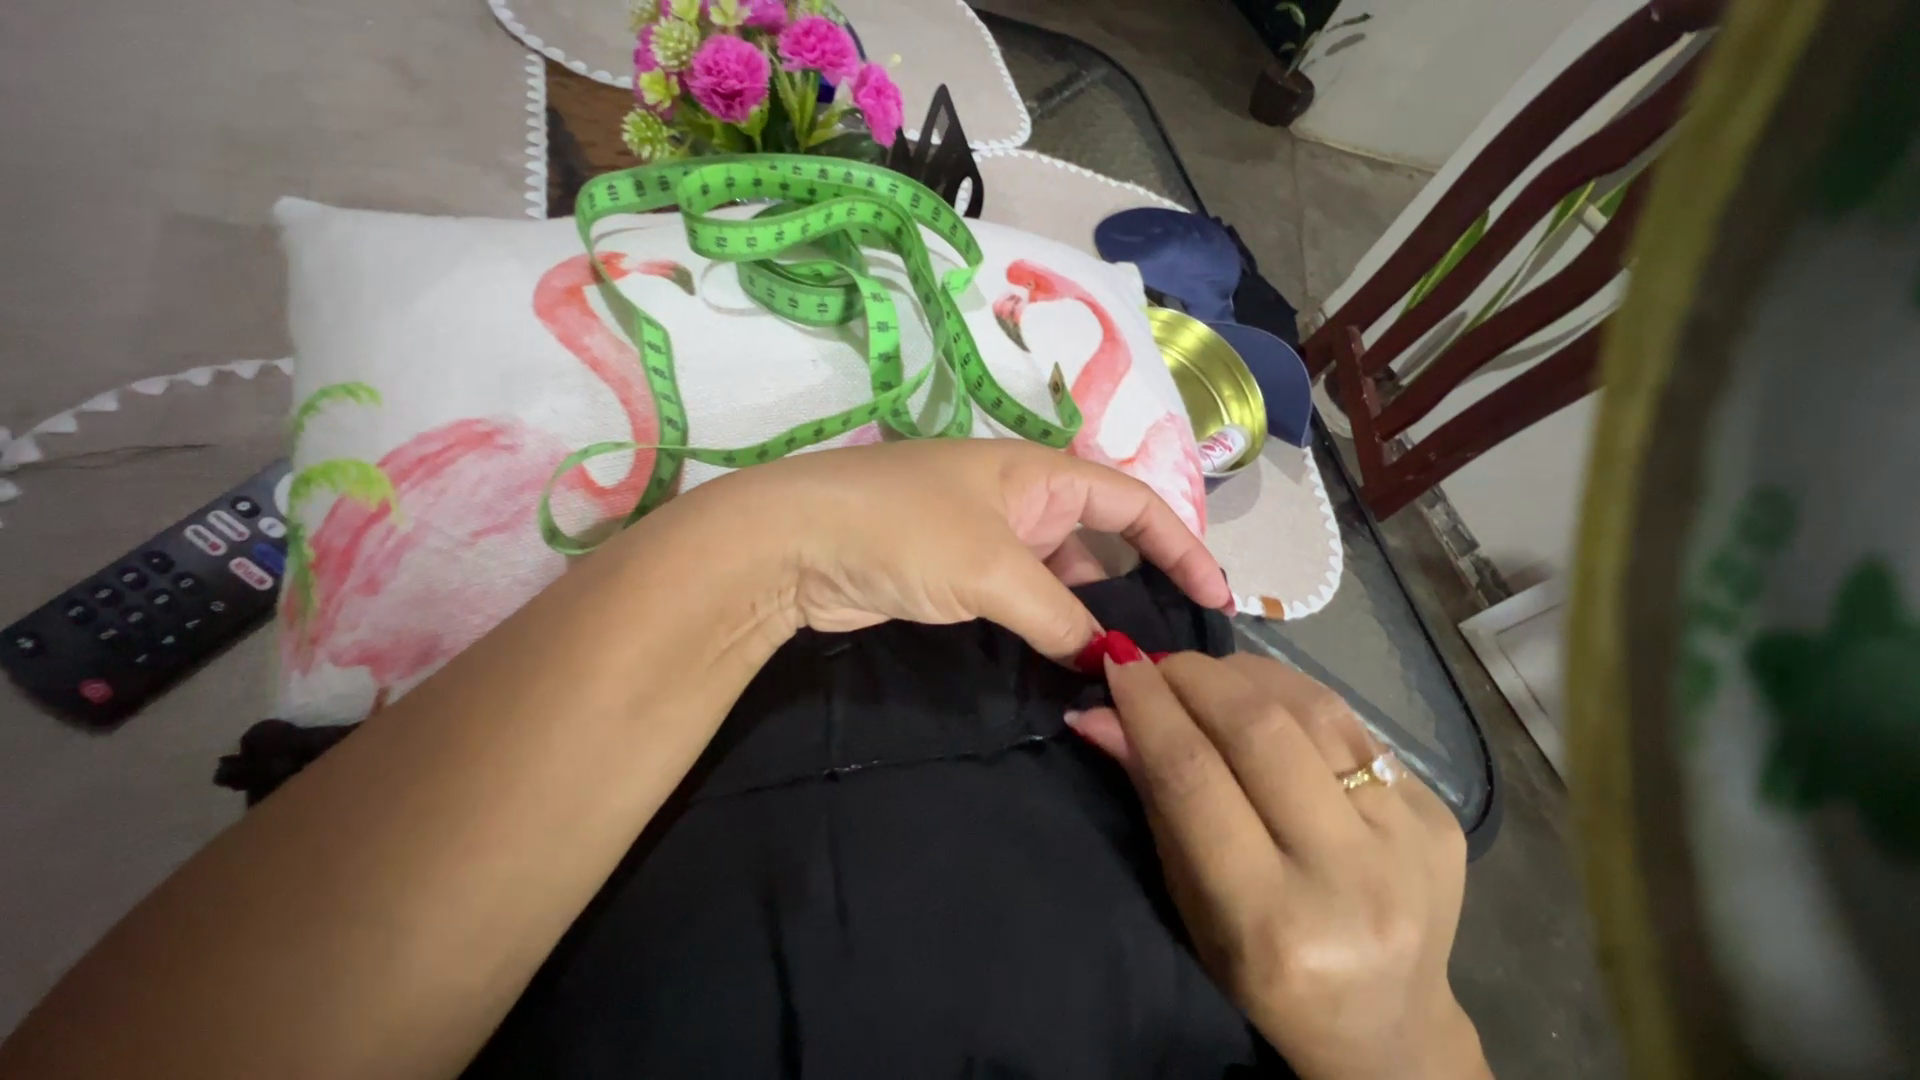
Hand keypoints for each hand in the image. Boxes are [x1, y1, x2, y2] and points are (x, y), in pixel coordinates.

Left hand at [701, 439, 1231, 659]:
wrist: (794, 544)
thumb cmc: (903, 531)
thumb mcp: (994, 570)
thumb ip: (1061, 618)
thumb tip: (1111, 665)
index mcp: (1042, 473)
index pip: (1135, 503)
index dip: (1183, 546)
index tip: (1216, 602)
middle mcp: (1023, 501)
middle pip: (1103, 544)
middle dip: (1139, 591)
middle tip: (1174, 653)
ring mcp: (988, 541)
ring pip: (1061, 582)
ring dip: (1089, 621)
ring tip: (1128, 672)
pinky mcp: (955, 578)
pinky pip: (1021, 604)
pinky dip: (1047, 632)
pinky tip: (1067, 669)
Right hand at [1069, 651, 1488, 1079]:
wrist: (1390, 1028)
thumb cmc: (1262, 979)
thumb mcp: (1190, 902)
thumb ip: (1152, 799)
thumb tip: (1099, 713)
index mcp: (1273, 919)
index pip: (1195, 777)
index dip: (1148, 709)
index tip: (1117, 665)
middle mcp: (1350, 875)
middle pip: (1259, 730)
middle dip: (1195, 677)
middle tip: (1156, 662)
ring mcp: (1409, 839)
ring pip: (1314, 709)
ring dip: (1245, 674)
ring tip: (1205, 673)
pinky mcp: (1441, 814)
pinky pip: (1353, 725)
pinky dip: (1295, 697)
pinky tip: (1264, 698)